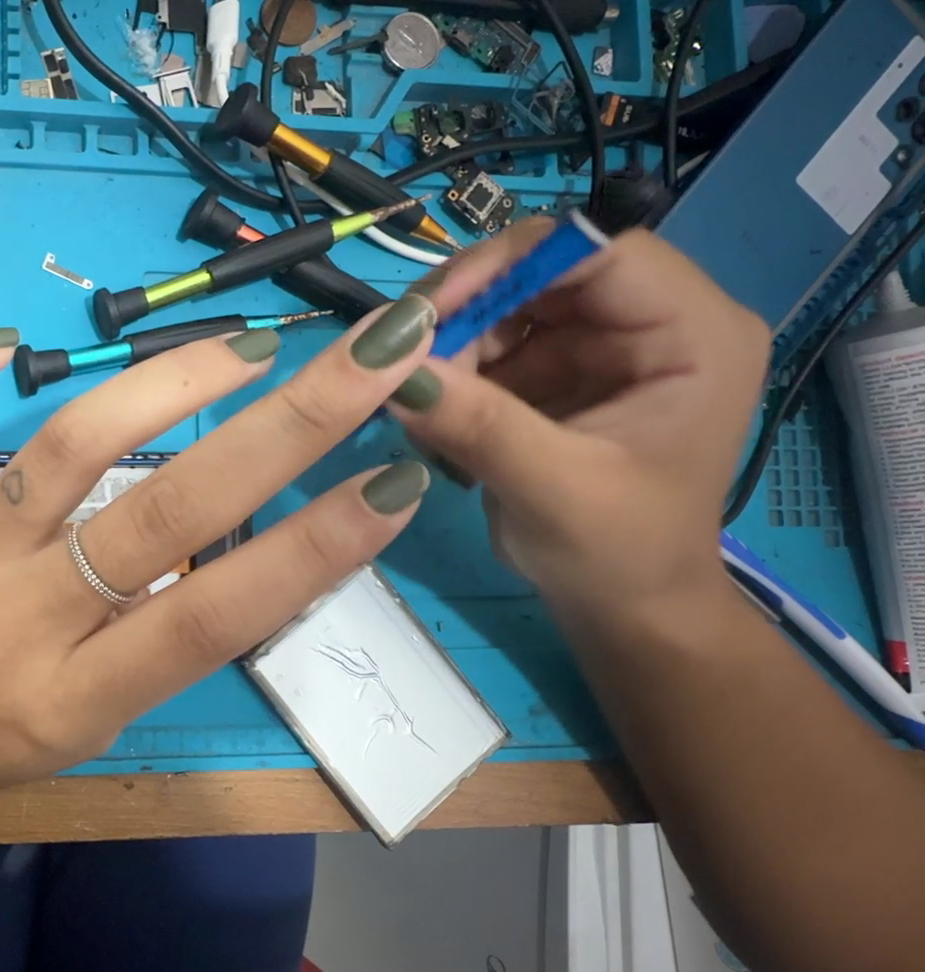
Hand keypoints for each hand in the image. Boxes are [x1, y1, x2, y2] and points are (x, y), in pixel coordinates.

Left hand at [0, 305, 442, 799]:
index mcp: (78, 692)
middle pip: (160, 516)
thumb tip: (246, 553)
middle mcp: (24, 611)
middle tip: (373, 355)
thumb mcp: (89, 728)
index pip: (210, 617)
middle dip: (281, 432)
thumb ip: (160, 649)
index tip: (393, 482)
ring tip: (243, 348)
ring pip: (64, 452)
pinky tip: (1, 341)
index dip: (309, 551)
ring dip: (160, 387)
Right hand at [395, 219, 769, 615]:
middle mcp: (647, 324)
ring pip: (504, 307)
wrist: (622, 605)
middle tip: (401, 357)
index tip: (426, 311)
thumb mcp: (549, 489)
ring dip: (449, 345)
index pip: (601, 254)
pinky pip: (487, 347)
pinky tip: (430, 411)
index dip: (510, 265)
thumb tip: (391, 370)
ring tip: (415, 400)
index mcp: (692, 335)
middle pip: (542, 273)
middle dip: (466, 309)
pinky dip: (449, 372)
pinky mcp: (554, 375)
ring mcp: (596, 348)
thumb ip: (478, 425)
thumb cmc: (617, 552)